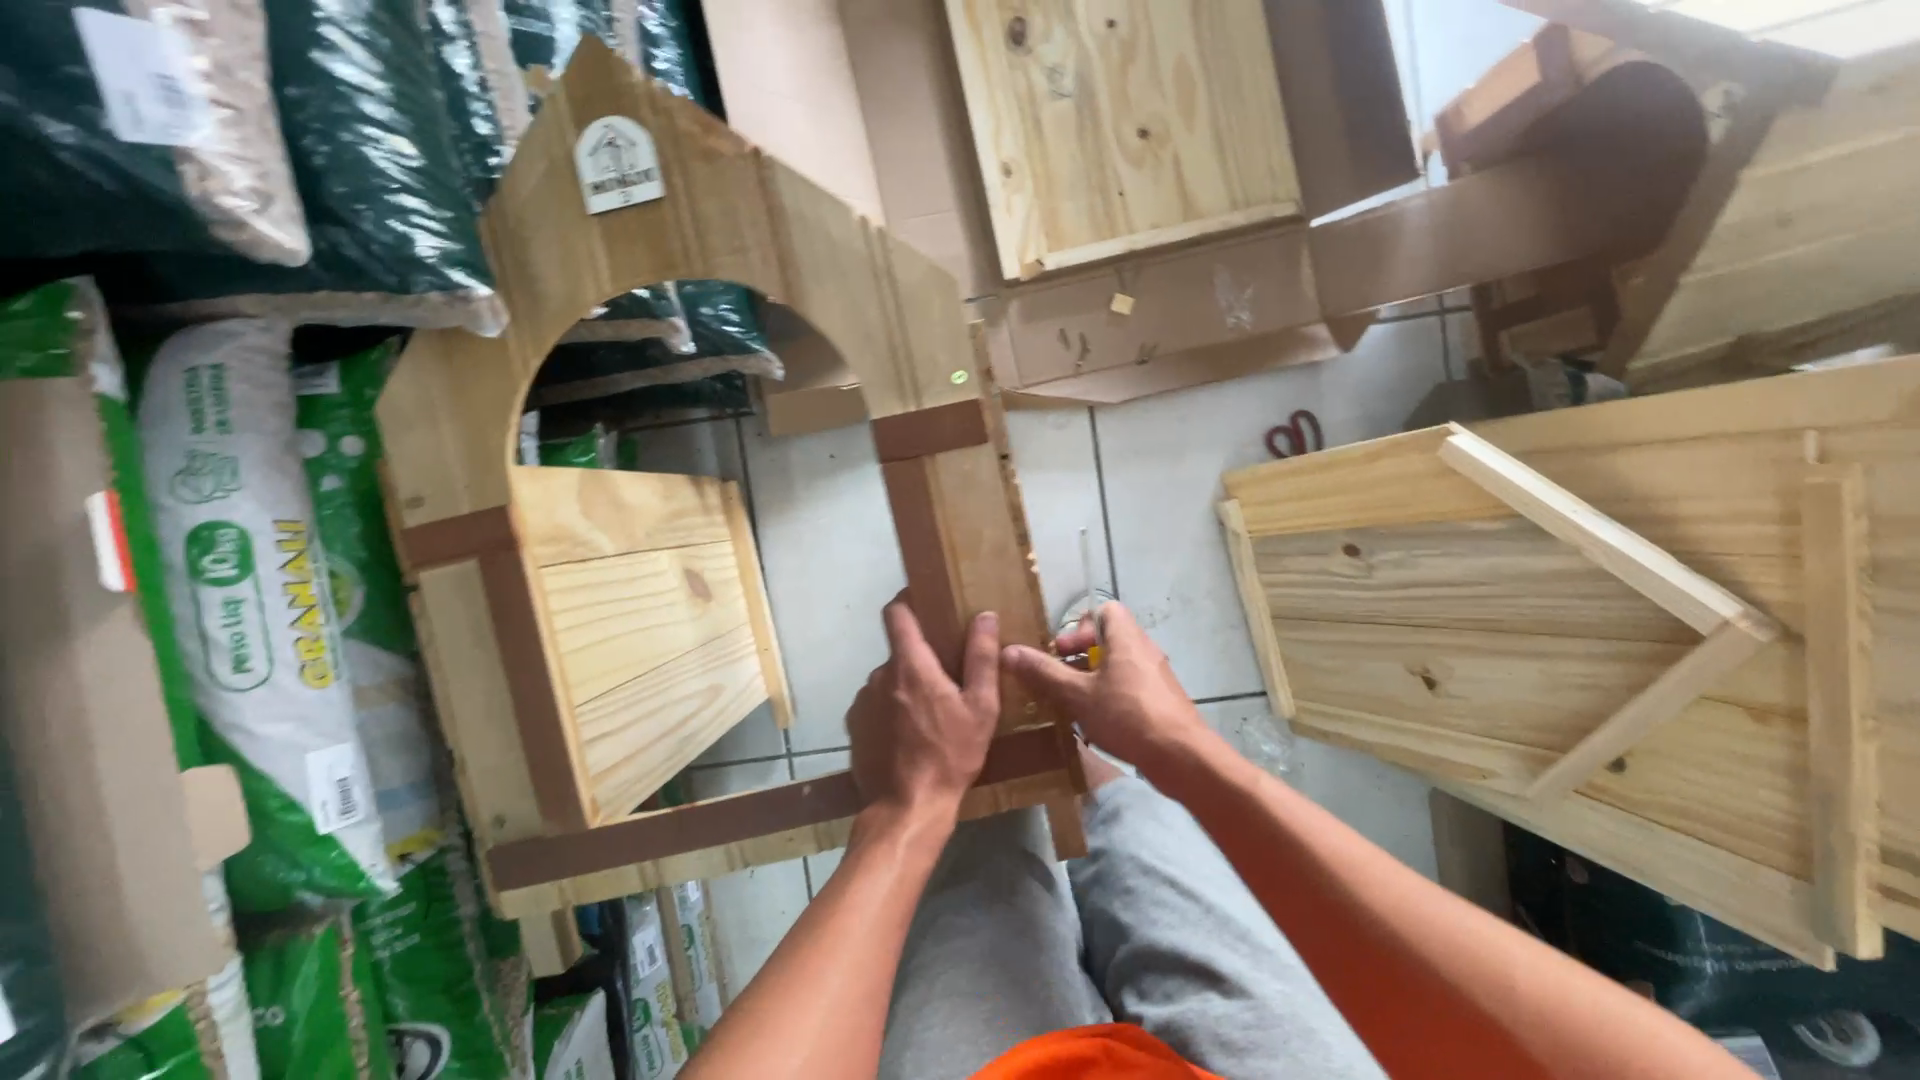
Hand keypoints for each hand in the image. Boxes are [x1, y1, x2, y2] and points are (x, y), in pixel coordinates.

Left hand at [846, 595, 1000, 821]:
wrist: (907, 807)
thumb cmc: (951, 756)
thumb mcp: (980, 708)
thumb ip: (981, 658)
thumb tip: (985, 616)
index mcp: (911, 665)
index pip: (897, 613)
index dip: (908, 601)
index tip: (926, 602)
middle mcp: (880, 675)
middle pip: (900, 652)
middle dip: (920, 660)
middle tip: (946, 683)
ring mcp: (862, 701)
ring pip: (888, 681)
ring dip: (906, 689)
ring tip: (929, 718)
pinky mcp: (854, 726)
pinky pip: (876, 706)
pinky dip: (891, 712)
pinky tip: (908, 738)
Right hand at [1002, 601, 1211, 771]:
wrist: (1181, 756)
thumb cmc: (1128, 716)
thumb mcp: (1078, 695)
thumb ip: (1044, 673)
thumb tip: (1008, 650)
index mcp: (1126, 639)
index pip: (1105, 610)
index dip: (1080, 625)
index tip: (1063, 650)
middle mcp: (1144, 651)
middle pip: (1110, 638)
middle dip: (1080, 655)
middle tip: (1061, 676)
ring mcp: (1156, 677)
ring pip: (1119, 665)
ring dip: (1093, 677)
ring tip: (1072, 701)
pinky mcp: (1161, 701)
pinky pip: (1130, 686)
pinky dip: (1110, 695)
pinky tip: (1096, 722)